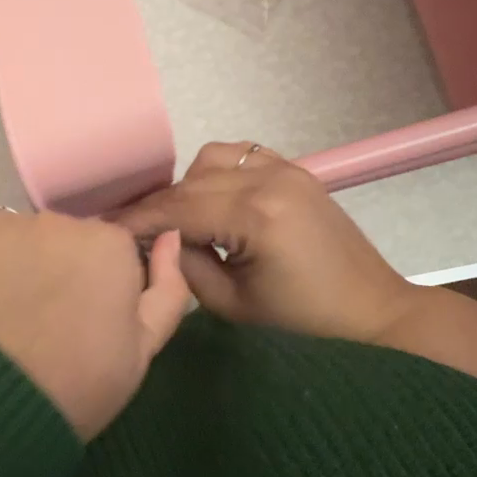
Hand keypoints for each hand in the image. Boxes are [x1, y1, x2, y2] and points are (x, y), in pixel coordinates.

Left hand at [0, 212, 190, 441]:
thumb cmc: (72, 388)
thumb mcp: (139, 354)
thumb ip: (165, 292)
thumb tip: (169, 238)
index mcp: (109, 245)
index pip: (104, 252)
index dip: (89, 289)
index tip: (74, 324)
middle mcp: (55, 220)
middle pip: (55, 239)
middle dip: (47, 271)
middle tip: (31, 326)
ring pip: (7, 239)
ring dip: (4, 267)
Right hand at [113, 142, 421, 343]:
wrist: (371, 312)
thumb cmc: (300, 322)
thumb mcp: (230, 303)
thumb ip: (185, 265)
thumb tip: (153, 241)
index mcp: (255, 216)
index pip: (176, 209)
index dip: (136, 221)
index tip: (105, 233)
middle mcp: (269, 180)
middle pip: (188, 184)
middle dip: (155, 208)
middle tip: (132, 235)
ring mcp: (285, 169)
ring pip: (209, 162)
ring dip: (186, 188)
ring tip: (177, 221)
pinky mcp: (295, 171)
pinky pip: (239, 155)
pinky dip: (215, 172)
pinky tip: (210, 200)